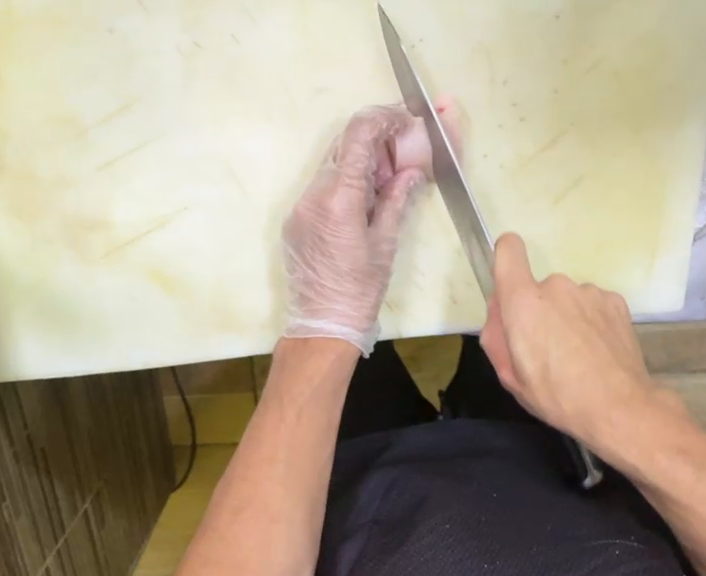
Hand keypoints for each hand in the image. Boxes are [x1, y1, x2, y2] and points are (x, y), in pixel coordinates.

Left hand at [282, 106, 428, 354]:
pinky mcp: (295, 223)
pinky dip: (343, 186)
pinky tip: (362, 206)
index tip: (404, 123)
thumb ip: (396, 199)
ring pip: (331, 168)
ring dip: (359, 166)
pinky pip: (320, 191)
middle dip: (374, 145)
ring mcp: (299, 209)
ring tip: (384, 187)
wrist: (323, 325)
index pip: (358, 134)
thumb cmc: (359, 291)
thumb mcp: (385, 243)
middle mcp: (312, 196)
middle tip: (400, 160)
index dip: (383, 119)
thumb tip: (410, 172)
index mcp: (338, 198)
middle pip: (343, 147)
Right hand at [479, 233, 666, 447]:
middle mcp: (556, 286)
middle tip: (545, 351)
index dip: (505, 258)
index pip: (508, 251)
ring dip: (565, 318)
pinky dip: (589, 323)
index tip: (509, 281)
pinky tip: (595, 351)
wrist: (617, 405)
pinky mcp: (615, 300)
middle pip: (537, 289)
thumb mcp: (509, 376)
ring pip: (566, 299)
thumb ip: (495, 335)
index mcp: (523, 303)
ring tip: (575, 356)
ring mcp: (589, 291)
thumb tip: (499, 308)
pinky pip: (590, 306)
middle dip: (537, 312)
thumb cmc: (555, 395)